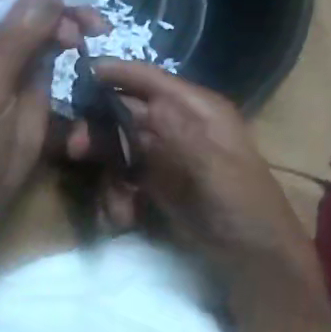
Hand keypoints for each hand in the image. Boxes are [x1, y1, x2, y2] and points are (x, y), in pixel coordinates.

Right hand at [70, 60, 310, 271]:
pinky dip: (118, 195)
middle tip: (74, 148)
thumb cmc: (244, 207)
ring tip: (115, 208)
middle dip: (100, 130)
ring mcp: (166, 154)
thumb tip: (151, 104)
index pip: (152, 80)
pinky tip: (123, 218)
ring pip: (119, 146)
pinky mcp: (157, 181)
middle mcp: (178, 125)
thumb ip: (182, 136)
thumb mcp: (216, 170)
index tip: (81, 71)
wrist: (256, 260)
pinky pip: (124, 176)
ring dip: (109, 173)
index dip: (118, 72)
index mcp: (199, 111)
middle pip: (126, 112)